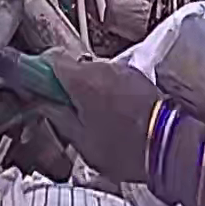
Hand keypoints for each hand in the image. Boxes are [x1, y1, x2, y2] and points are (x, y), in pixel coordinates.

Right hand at [38, 54, 166, 182]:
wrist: (169, 146)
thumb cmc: (125, 147)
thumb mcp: (83, 141)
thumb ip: (58, 116)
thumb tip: (44, 103)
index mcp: (80, 78)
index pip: (50, 58)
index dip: (39, 69)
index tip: (35, 82)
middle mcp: (98, 65)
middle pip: (72, 64)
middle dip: (64, 81)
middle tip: (64, 105)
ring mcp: (118, 67)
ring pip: (92, 71)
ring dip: (87, 86)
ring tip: (93, 114)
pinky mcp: (135, 74)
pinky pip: (111, 76)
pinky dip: (106, 88)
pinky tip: (113, 112)